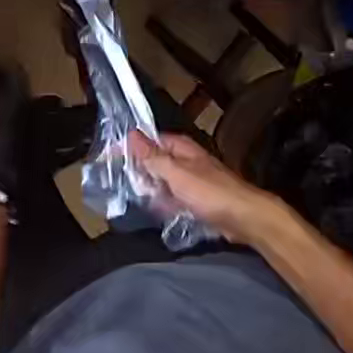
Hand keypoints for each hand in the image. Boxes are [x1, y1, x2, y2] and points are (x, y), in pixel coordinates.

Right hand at [129, 131, 291, 243]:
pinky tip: (157, 211)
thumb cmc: (210, 193)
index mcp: (181, 147)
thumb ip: (153, 157)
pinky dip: (164, 202)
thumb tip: (131, 134)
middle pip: (155, 160)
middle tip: (119, 183)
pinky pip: (173, 197)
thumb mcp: (177, 174)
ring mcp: (192, 179)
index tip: (107, 158)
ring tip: (134, 199)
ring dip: (151, 189)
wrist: (244, 218)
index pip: (148, 140)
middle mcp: (186, 159)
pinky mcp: (197, 198)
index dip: (129, 148)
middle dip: (139, 171)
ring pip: (163, 180)